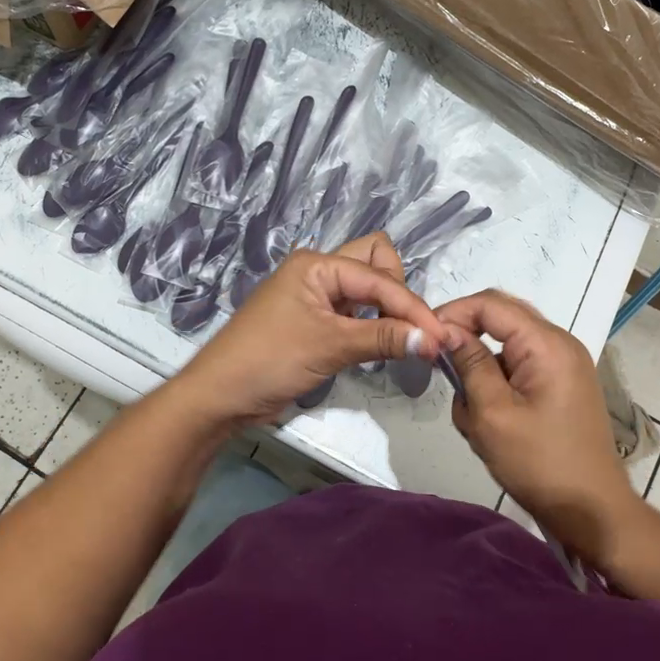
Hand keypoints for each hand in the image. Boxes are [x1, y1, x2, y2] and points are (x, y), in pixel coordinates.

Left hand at [168, 233, 444, 427]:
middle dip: (399, 292)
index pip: (379, 277)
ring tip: (404, 341)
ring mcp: (314, 297)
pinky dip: (372, 324)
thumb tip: (435, 340)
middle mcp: (317, 272)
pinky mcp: (314, 322)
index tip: (439, 338)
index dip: (411, 307)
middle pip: (375, 264)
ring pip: (366, 289)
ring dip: (387, 309)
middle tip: (409, 330)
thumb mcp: (330, 347)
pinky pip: (354, 312)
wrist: (220, 396)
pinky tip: (382, 346)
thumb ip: (384, 339)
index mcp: (317, 265)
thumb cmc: (269, 361)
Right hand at [439, 289, 636, 555]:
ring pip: (506, 348)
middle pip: (501, 318)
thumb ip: (469, 364)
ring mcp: (563, 366)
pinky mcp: (560, 386)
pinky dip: (497, 388)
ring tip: (472, 415)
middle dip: (467, 340)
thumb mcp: (492, 414)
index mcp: (547, 344)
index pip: (491, 304)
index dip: (453, 313)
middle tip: (441, 369)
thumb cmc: (539, 463)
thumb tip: (446, 329)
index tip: (425, 339)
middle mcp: (559, 344)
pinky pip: (519, 369)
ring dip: (481, 372)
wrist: (591, 512)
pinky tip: (490, 424)